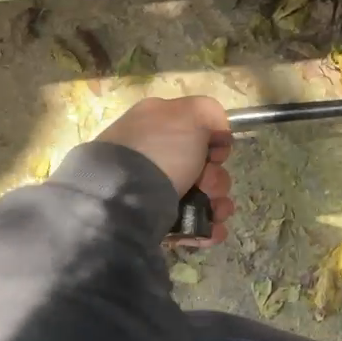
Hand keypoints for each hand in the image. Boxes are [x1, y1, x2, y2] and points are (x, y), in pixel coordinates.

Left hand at [96, 96, 234, 243]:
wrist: (123, 198)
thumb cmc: (159, 151)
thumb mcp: (188, 115)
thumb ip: (209, 112)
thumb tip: (218, 132)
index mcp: (157, 126)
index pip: (198, 132)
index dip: (214, 142)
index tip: (215, 152)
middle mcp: (156, 156)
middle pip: (205, 167)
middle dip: (216, 178)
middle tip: (206, 183)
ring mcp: (156, 190)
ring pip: (205, 196)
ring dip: (218, 204)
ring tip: (213, 211)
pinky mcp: (158, 220)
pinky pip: (196, 223)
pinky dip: (209, 227)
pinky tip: (212, 228)